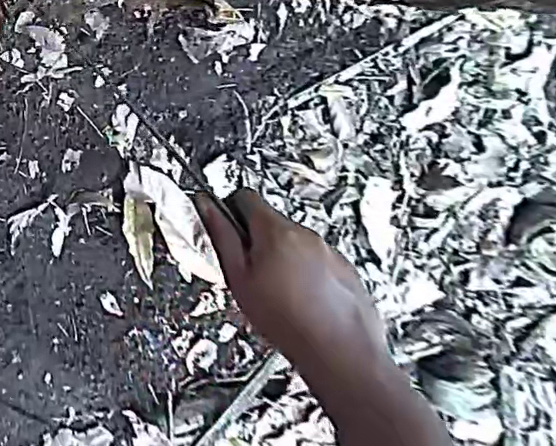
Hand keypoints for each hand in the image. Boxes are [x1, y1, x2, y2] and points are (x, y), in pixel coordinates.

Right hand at [197, 190, 391, 391]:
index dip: (231, 210)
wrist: (345, 359)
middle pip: (271, 221)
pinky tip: (304, 300)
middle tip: (252, 270)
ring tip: (280, 291)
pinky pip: (319, 261)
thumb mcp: (238, 277)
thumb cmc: (288, 322)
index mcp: (276, 230)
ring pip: (295, 242)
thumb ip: (220, 235)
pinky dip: (309, 273)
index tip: (229, 230)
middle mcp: (307, 235)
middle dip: (258, 239)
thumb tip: (206, 206)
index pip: (244, 196)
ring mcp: (332, 254)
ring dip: (284, 256)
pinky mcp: (349, 273)